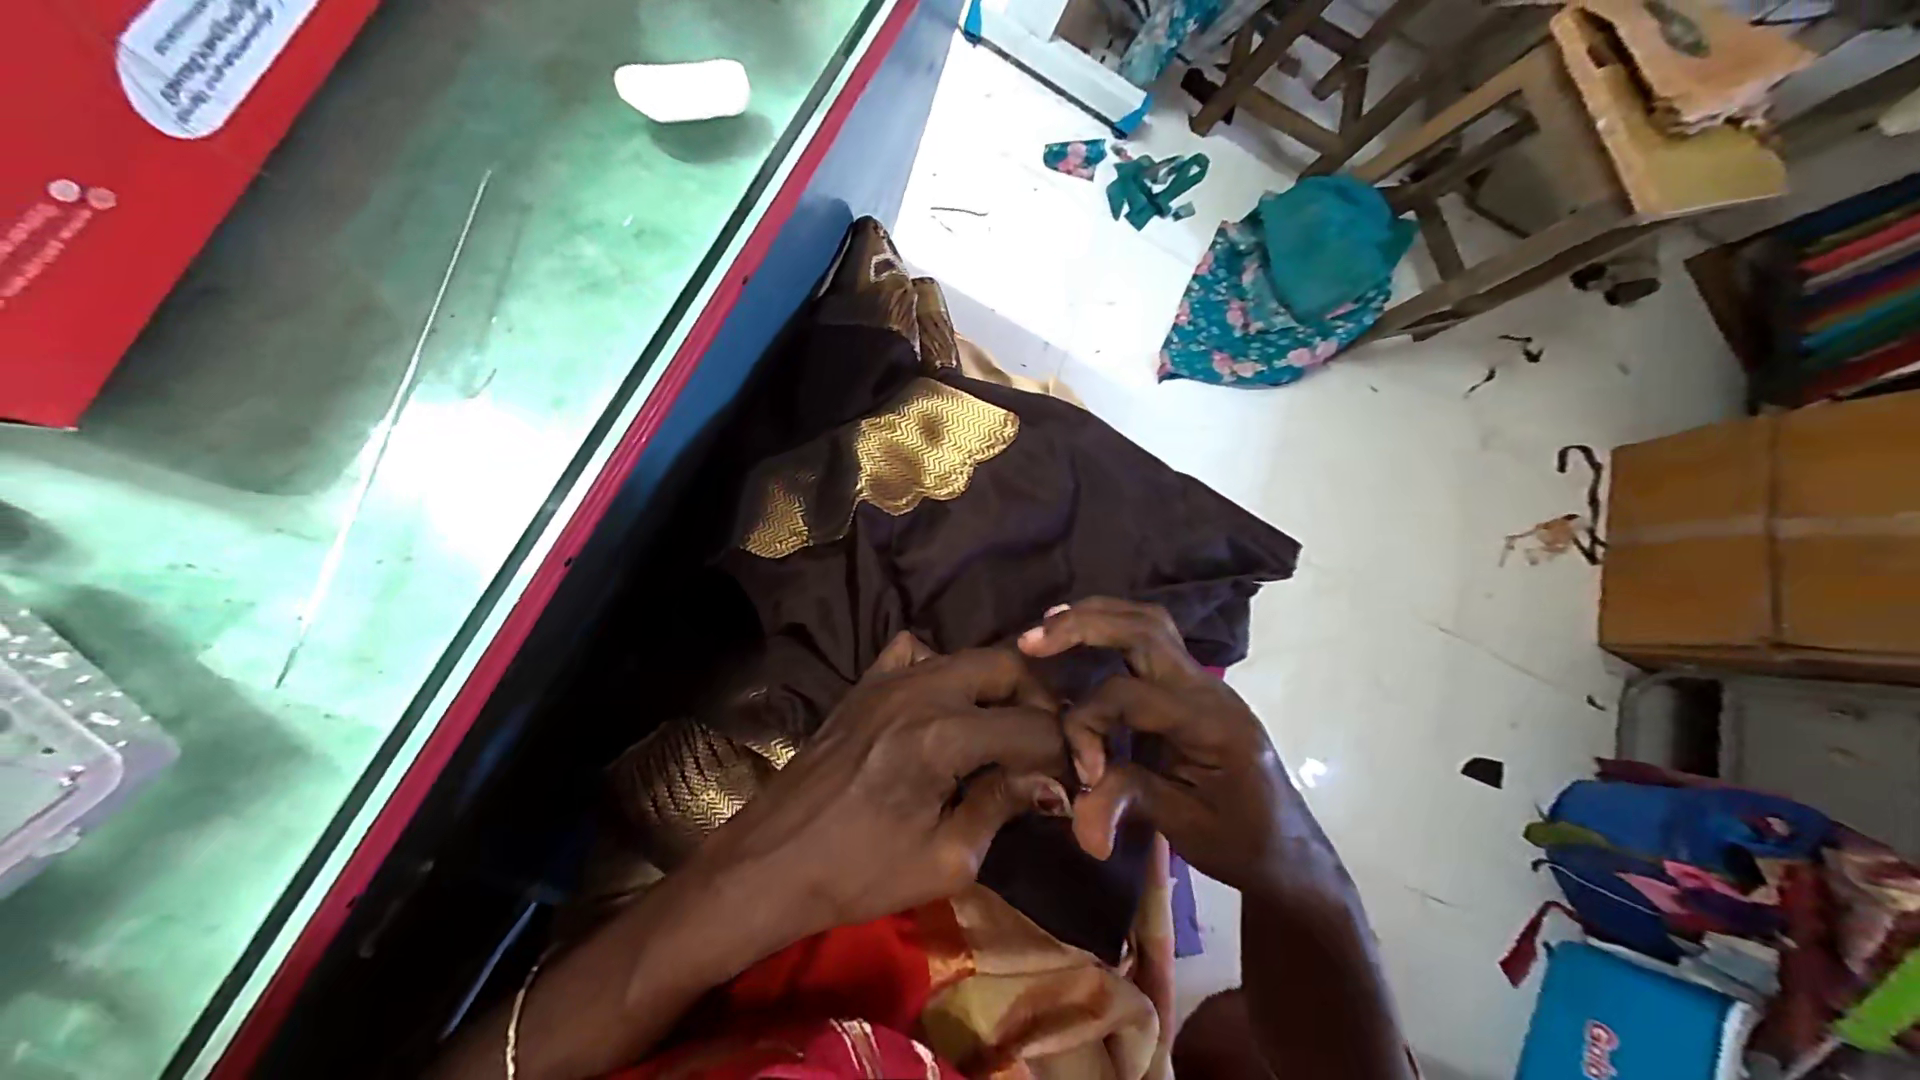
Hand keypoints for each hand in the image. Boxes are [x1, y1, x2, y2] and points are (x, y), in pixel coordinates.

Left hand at [687, 632, 1072, 935]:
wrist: (770, 862)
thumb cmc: (856, 874)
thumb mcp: (944, 860)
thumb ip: (1001, 806)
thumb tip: (1048, 782)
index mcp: (944, 735)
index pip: (1033, 726)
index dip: (1065, 750)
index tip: (1076, 772)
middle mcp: (921, 689)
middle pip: (1006, 665)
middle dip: (1039, 698)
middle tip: (1046, 740)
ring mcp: (887, 678)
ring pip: (965, 655)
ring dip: (997, 684)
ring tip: (1004, 725)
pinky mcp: (864, 683)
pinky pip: (914, 652)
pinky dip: (941, 668)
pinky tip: (942, 704)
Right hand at [1017, 597, 1313, 894]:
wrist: (1288, 849)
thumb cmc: (1242, 841)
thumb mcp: (1185, 827)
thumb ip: (1127, 802)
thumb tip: (1076, 821)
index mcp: (1208, 721)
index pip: (1130, 694)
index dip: (1088, 724)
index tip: (1082, 773)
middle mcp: (1206, 687)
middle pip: (1142, 630)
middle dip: (1083, 627)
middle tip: (1032, 640)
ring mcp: (1201, 680)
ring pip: (1147, 622)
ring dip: (1096, 617)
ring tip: (1049, 626)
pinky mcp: (1191, 685)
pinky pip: (1150, 638)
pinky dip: (1111, 628)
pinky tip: (1082, 635)